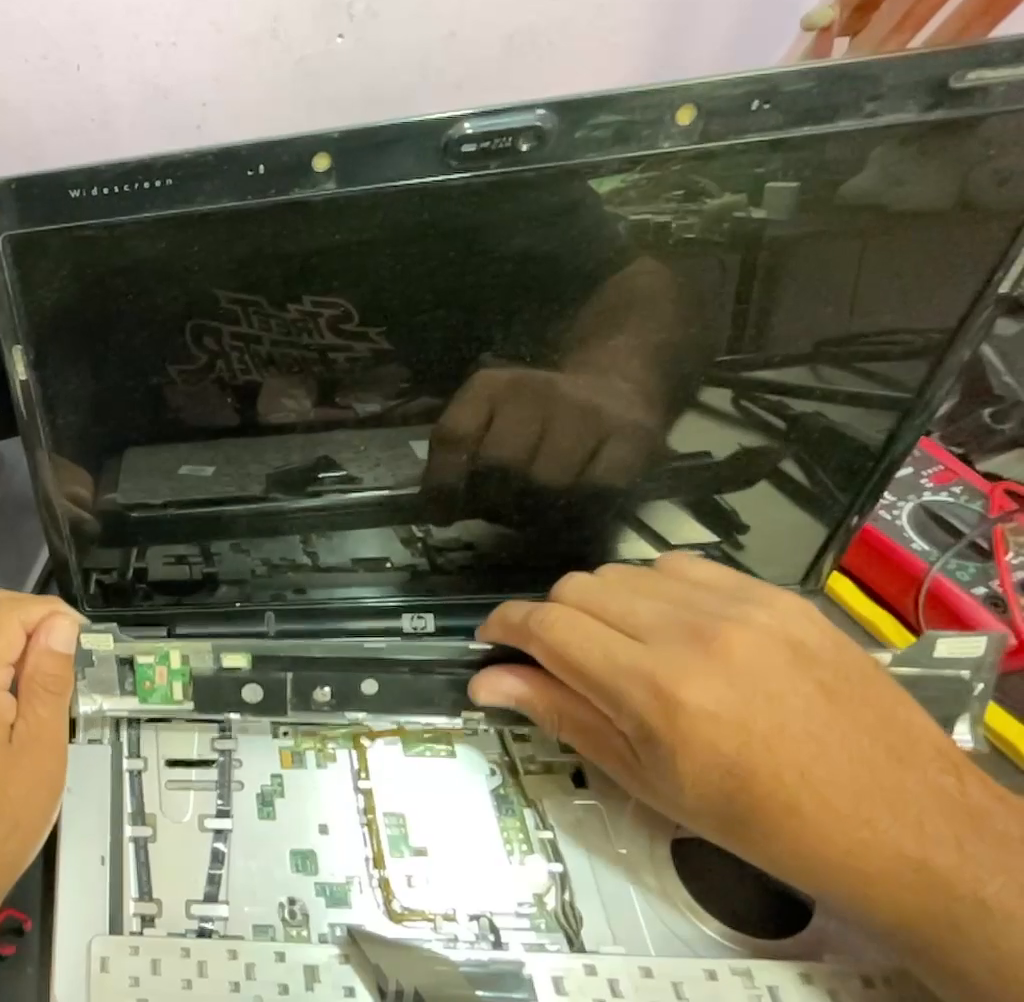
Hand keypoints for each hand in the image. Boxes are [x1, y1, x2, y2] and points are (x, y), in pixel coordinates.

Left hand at [0, 591, 80, 922]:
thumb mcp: (41, 750)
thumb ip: (50, 680)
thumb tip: (61, 627)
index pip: (10, 613)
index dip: (52, 613)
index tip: (82, 638)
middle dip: (37, 617)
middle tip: (73, 649)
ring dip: (22, 638)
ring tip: (56, 674)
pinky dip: (5, 659)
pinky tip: (29, 692)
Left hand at [425, 366, 663, 502]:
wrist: (614, 386)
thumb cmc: (533, 419)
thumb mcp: (485, 421)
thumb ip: (457, 459)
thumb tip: (439, 513)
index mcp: (489, 387)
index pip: (454, 437)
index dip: (443, 483)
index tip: (441, 514)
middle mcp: (535, 391)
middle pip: (500, 463)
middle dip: (493, 499)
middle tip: (498, 511)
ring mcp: (586, 411)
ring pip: (547, 482)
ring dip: (535, 510)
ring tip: (533, 511)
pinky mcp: (633, 436)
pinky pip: (597, 490)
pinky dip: (580, 510)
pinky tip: (571, 510)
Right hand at [469, 553, 996, 908]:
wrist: (905, 825)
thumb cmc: (761, 819)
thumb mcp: (644, 778)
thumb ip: (558, 713)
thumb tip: (484, 680)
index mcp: (653, 689)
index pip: (543, 624)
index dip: (502, 626)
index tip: (493, 642)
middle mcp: (691, 633)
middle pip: (574, 587)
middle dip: (550, 618)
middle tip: (562, 659)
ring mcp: (741, 607)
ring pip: (622, 570)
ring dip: (601, 602)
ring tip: (622, 645)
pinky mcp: (778, 596)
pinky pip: (682, 565)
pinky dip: (655, 589)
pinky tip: (673, 627)